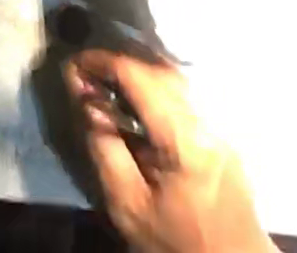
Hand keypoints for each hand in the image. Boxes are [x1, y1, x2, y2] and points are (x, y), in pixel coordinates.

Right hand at [63, 50, 275, 252]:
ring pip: (174, 79)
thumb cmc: (177, 248)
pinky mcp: (222, 138)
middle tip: (87, 71)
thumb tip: (88, 102)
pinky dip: (154, 87)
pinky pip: (183, 96)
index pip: (140, 78)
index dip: (104, 62)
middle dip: (120, 62)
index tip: (74, 64)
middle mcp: (206, 122)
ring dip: (138, 72)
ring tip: (107, 82)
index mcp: (184, 139)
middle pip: (159, 70)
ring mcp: (219, 128)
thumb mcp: (129, 206)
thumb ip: (105, 149)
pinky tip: (136, 102)